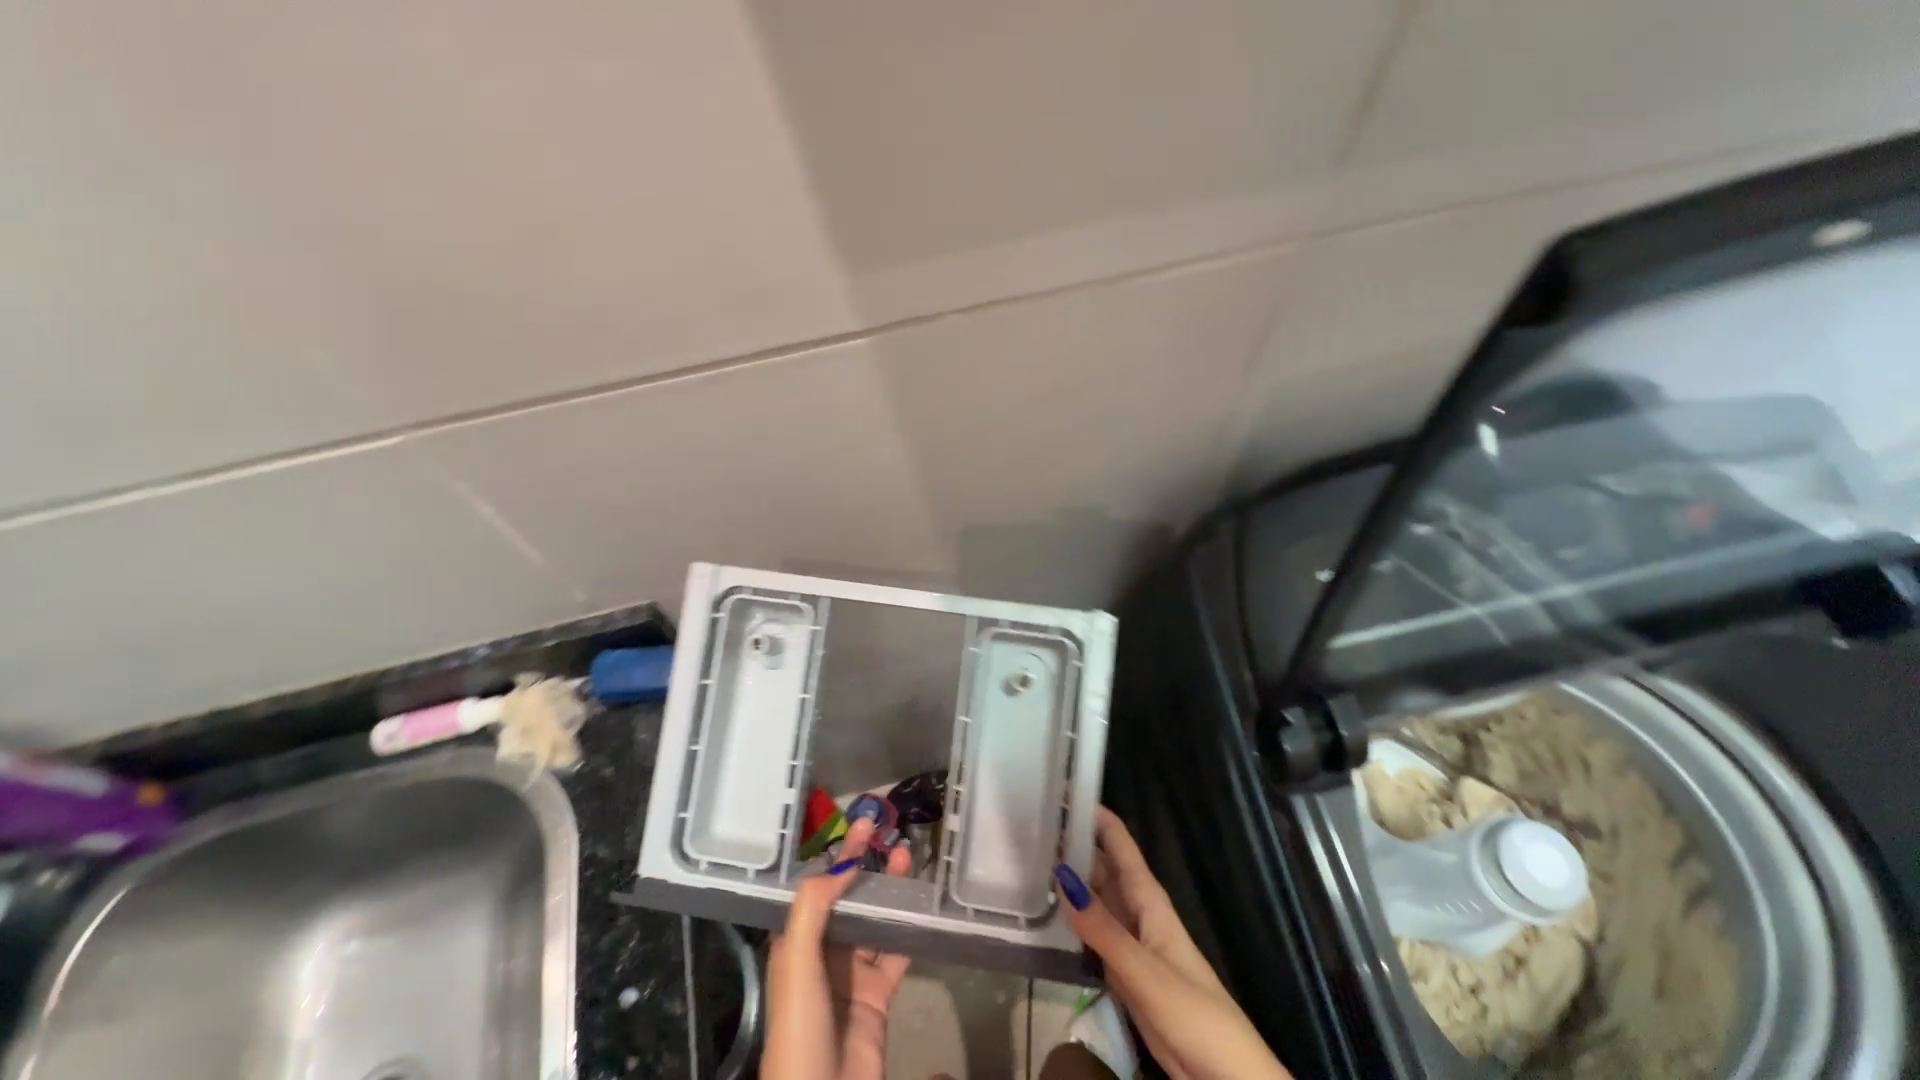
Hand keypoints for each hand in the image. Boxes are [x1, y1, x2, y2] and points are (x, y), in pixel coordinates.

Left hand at [762, 817, 915, 1079]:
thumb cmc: (801, 1026)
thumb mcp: (797, 964)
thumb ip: (812, 911)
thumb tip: (839, 866)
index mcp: (793, 944)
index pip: (815, 890)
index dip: (836, 857)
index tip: (861, 826)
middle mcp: (821, 955)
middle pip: (847, 901)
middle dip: (865, 867)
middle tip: (887, 832)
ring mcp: (850, 976)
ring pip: (874, 923)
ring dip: (890, 893)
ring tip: (908, 858)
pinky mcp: (877, 997)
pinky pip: (896, 955)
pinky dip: (910, 932)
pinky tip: (924, 909)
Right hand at [1054, 807, 1293, 1079]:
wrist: (1222, 1073)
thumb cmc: (1195, 1014)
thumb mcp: (1145, 970)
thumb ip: (1104, 930)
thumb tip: (1063, 877)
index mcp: (1153, 907)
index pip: (1124, 852)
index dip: (1101, 822)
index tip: (1071, 792)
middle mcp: (1141, 919)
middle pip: (1108, 873)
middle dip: (1079, 847)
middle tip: (1039, 823)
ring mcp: (1133, 949)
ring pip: (1099, 904)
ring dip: (1073, 883)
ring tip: (1035, 859)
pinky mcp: (1125, 977)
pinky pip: (1095, 938)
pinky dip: (1074, 923)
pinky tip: (1051, 917)